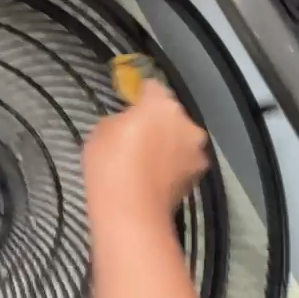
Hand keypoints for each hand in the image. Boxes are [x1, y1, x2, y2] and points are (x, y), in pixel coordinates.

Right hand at [84, 79, 208, 220]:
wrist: (130, 210)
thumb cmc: (109, 163)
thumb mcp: (101, 131)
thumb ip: (121, 120)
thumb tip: (129, 123)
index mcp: (162, 106)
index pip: (153, 87)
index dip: (140, 94)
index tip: (130, 102)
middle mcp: (187, 124)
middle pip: (171, 115)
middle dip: (157, 122)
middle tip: (136, 135)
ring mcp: (196, 151)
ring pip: (180, 139)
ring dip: (167, 144)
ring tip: (144, 160)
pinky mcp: (197, 177)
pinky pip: (181, 161)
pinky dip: (170, 165)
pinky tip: (152, 176)